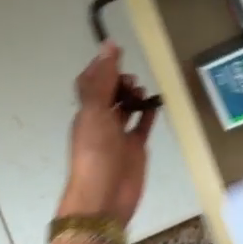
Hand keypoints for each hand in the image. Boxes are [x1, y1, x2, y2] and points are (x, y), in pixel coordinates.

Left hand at [56, 42, 156, 223]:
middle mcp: (101, 120)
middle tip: (131, 79)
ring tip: (142, 90)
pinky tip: (157, 104)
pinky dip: (148, 113)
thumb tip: (109, 45)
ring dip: (133, 95)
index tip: (116, 50)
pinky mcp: (134, 148)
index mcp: (86, 111)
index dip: (101, 66)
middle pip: (109, 93)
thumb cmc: (96, 153)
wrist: (104, 198)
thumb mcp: (96, 112)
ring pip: (125, 108)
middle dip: (119, 81)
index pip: (90, 82)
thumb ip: (103, 80)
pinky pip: (142, 125)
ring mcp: (118, 135)